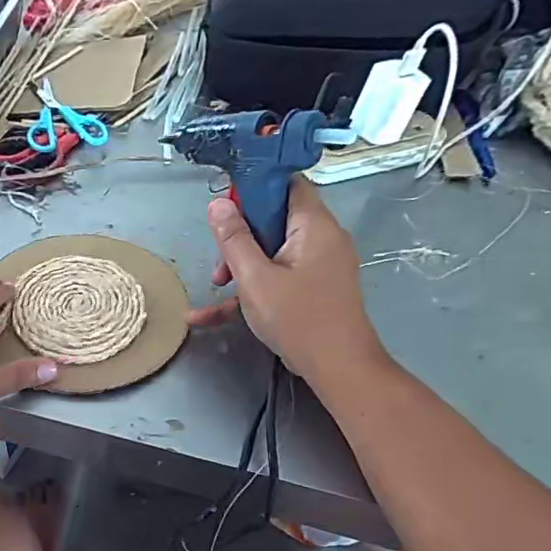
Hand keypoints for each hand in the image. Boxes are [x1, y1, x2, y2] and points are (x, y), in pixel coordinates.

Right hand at [185, 178, 386, 381]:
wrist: (337, 366)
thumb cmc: (297, 318)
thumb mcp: (254, 278)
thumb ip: (234, 239)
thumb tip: (218, 204)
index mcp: (313, 225)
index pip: (286, 184)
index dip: (254, 189)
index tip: (225, 209)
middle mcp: (322, 237)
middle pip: (275, 219)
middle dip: (241, 238)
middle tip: (221, 263)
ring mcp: (321, 263)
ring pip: (273, 250)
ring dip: (242, 265)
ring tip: (219, 288)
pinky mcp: (315, 286)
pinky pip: (279, 275)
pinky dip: (253, 288)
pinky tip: (213, 314)